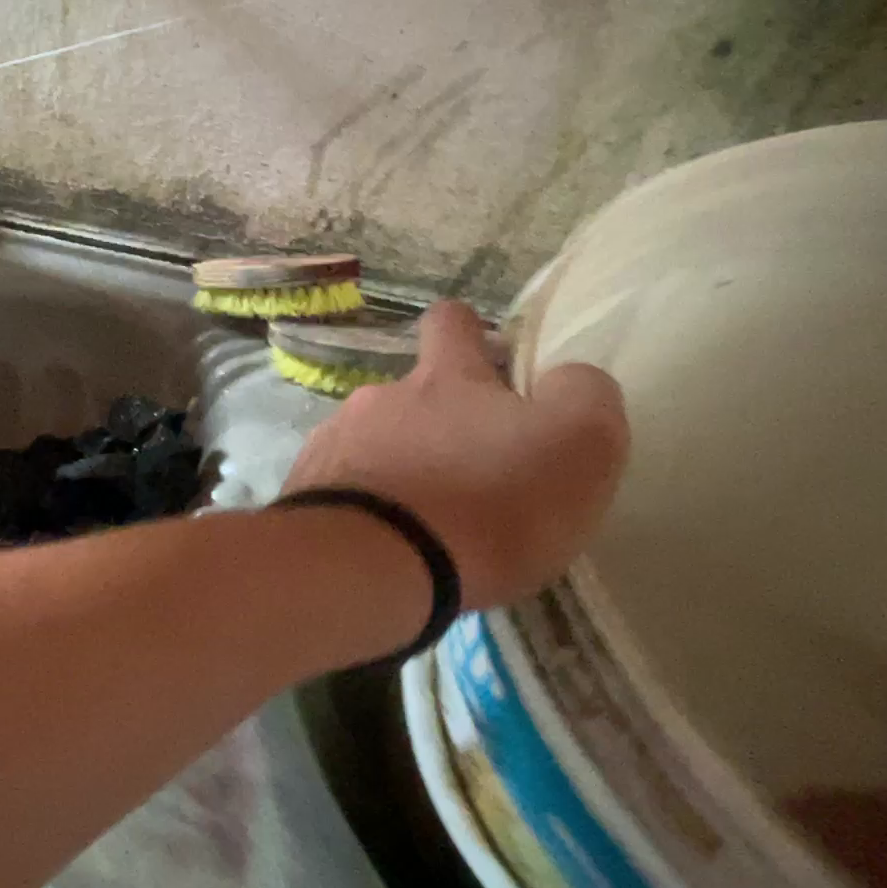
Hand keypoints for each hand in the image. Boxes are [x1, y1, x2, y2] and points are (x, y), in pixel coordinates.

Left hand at [283, 301, 628, 609]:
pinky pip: (342, 488)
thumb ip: (580, 396)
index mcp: (443, 378)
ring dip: (399, 467)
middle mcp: (377, 398)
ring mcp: (332, 443)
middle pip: (410, 395)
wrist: (370, 565)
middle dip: (437, 421)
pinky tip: (384, 542)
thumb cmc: (488, 504)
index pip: (451, 322)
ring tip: (427, 519)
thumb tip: (562, 378)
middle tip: (471, 470)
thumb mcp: (577, 444)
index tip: (488, 360)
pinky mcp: (306, 490)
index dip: (469, 332)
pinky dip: (365, 506)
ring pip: (372, 443)